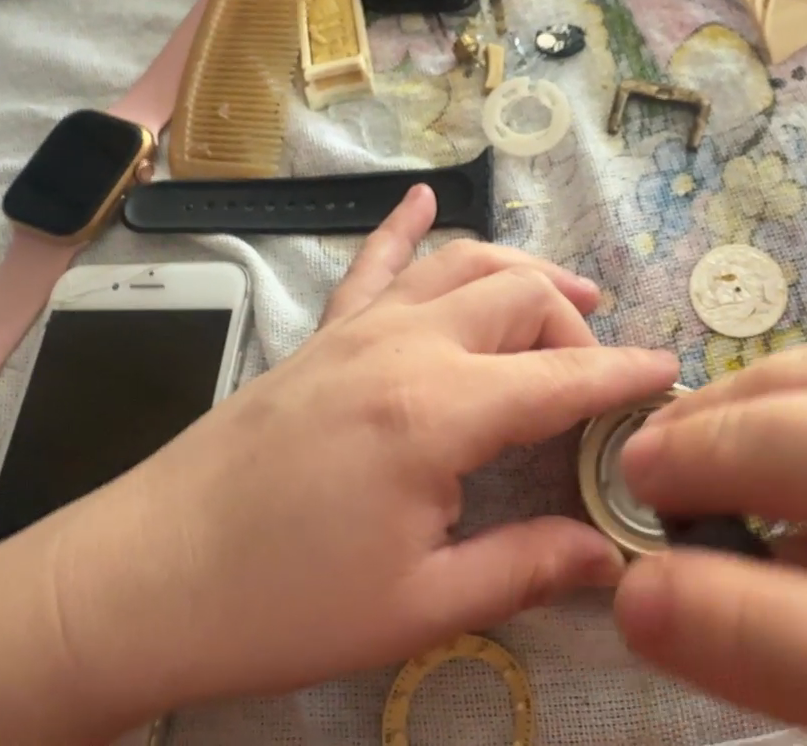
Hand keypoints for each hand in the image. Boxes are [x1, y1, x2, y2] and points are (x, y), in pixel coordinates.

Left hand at [35, 186, 677, 722]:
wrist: (136, 581)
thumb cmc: (278, 604)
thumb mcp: (417, 605)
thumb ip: (525, 568)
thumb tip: (609, 553)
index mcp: (437, 412)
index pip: (561, 378)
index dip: (624, 377)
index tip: (671, 375)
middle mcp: (405, 347)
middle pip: (520, 298)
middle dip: (577, 325)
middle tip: (601, 374)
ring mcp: (357, 331)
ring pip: (461, 266)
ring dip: (522, 270)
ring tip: (566, 291)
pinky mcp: (319, 337)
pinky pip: (371, 265)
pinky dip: (404, 229)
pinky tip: (421, 200)